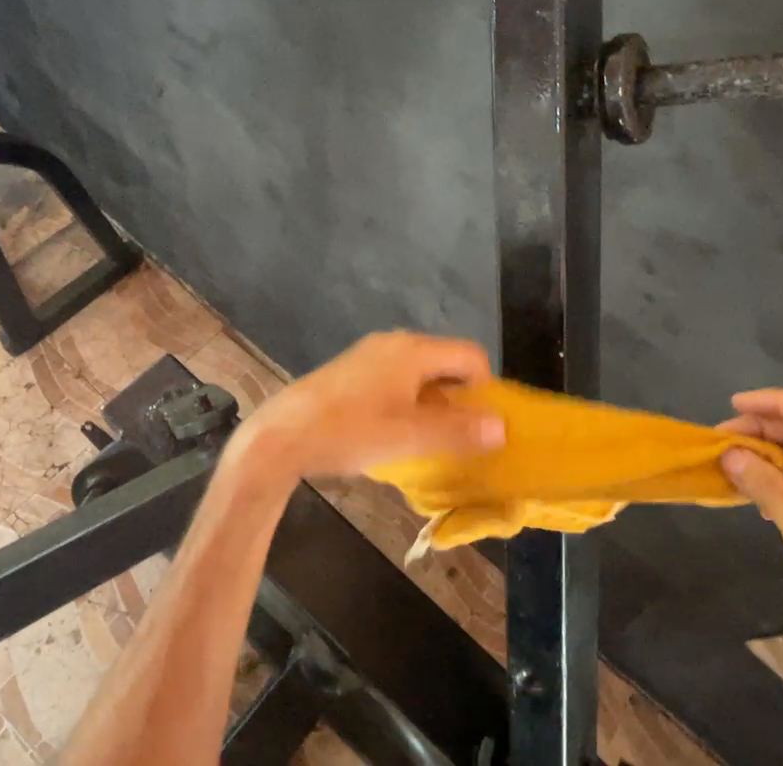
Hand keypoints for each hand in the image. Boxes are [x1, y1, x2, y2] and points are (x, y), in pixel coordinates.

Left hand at [231, 331, 504, 482]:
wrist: (280, 435)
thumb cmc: (349, 432)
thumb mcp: (408, 438)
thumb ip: (458, 431)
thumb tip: (502, 427)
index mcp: (413, 350)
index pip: (471, 355)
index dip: (484, 388)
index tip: (477, 426)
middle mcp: (395, 343)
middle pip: (446, 362)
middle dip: (459, 398)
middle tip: (455, 436)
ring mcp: (370, 354)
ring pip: (421, 372)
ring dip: (433, 402)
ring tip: (425, 439)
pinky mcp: (352, 370)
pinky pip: (397, 378)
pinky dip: (408, 400)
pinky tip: (392, 431)